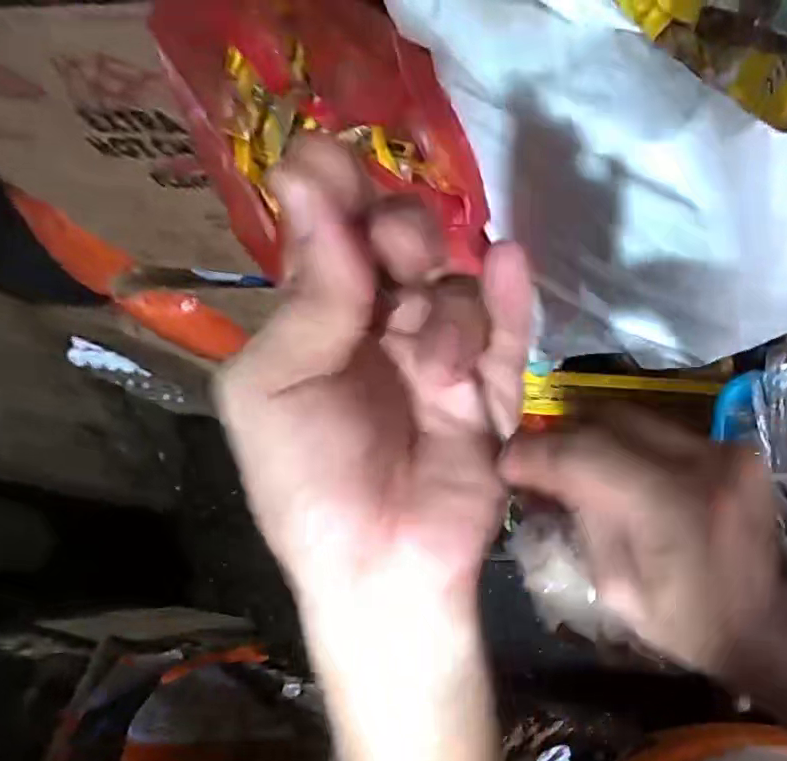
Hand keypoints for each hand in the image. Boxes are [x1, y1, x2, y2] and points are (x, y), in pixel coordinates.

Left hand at [216, 136, 533, 617]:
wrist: (381, 565)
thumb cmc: (309, 484)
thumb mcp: (274, 389)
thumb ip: (310, 299)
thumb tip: (314, 186)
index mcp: (316, 326)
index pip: (328, 234)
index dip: (331, 192)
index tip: (331, 169)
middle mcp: (380, 332)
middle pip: (400, 244)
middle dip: (399, 233)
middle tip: (394, 257)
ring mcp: (441, 362)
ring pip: (454, 289)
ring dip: (447, 307)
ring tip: (434, 366)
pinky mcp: (491, 395)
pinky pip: (508, 335)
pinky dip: (512, 297)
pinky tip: (510, 262)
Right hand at [501, 409, 783, 679]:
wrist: (761, 621)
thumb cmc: (681, 622)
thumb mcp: (613, 587)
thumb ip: (580, 522)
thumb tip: (543, 481)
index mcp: (667, 508)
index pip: (582, 453)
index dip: (534, 453)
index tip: (507, 463)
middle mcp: (701, 463)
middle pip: (607, 419)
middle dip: (563, 438)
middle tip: (540, 464)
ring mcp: (726, 449)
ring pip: (636, 417)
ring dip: (597, 438)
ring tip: (579, 467)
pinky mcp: (739, 447)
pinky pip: (666, 431)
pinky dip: (635, 446)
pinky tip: (625, 472)